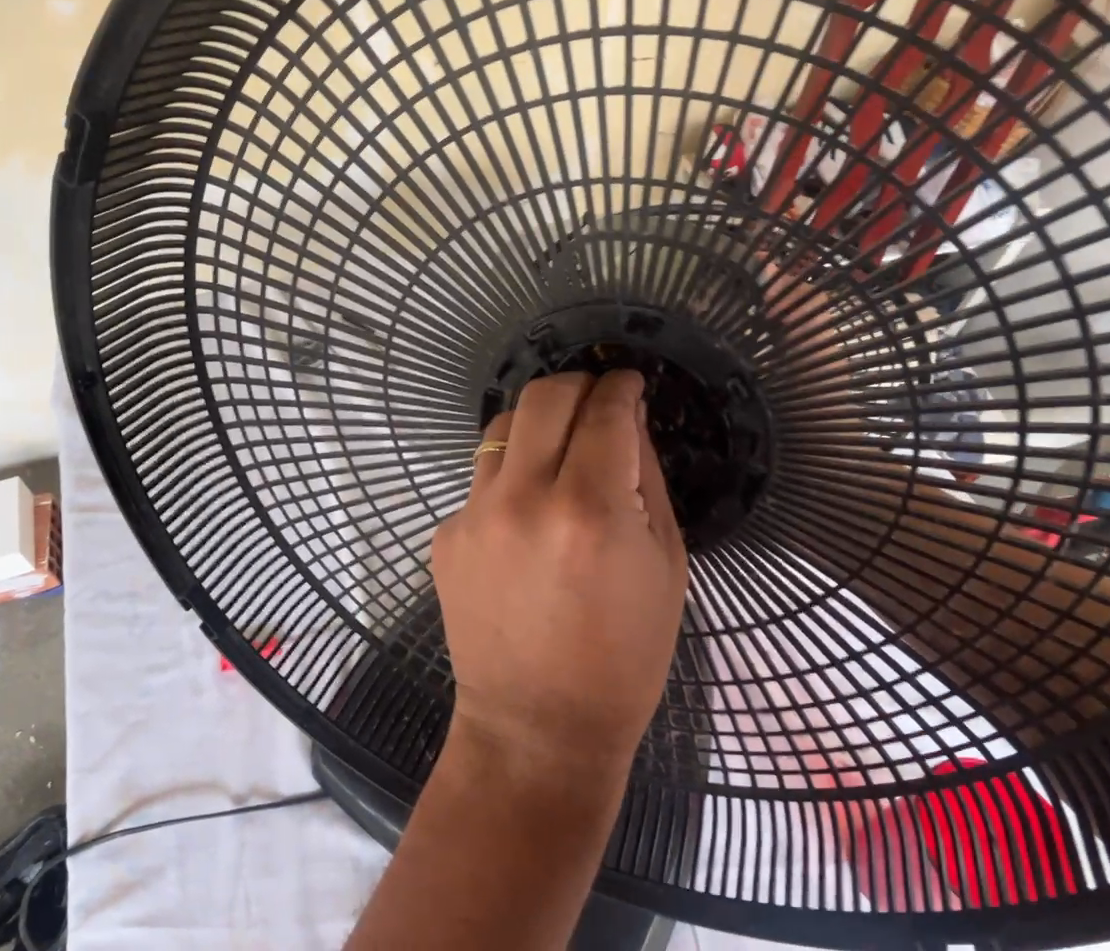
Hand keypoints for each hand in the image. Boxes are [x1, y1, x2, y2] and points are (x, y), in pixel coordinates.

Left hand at [431, 370, 688, 772]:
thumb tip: (629, 419)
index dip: (623, 386)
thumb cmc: (623, 657)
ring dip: (539, 425)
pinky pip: (482, 480)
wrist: (537, 727)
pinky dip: (512, 480)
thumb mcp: (665, 565)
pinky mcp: (445, 536)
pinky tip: (529, 520)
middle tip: (598, 400)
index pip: (606, 411)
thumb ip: (646, 479)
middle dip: (579, 384)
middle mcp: (523, 500)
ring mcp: (473, 516)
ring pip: (503, 427)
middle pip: (544, 396)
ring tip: (561, 451)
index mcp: (590, 511)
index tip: (630, 383)